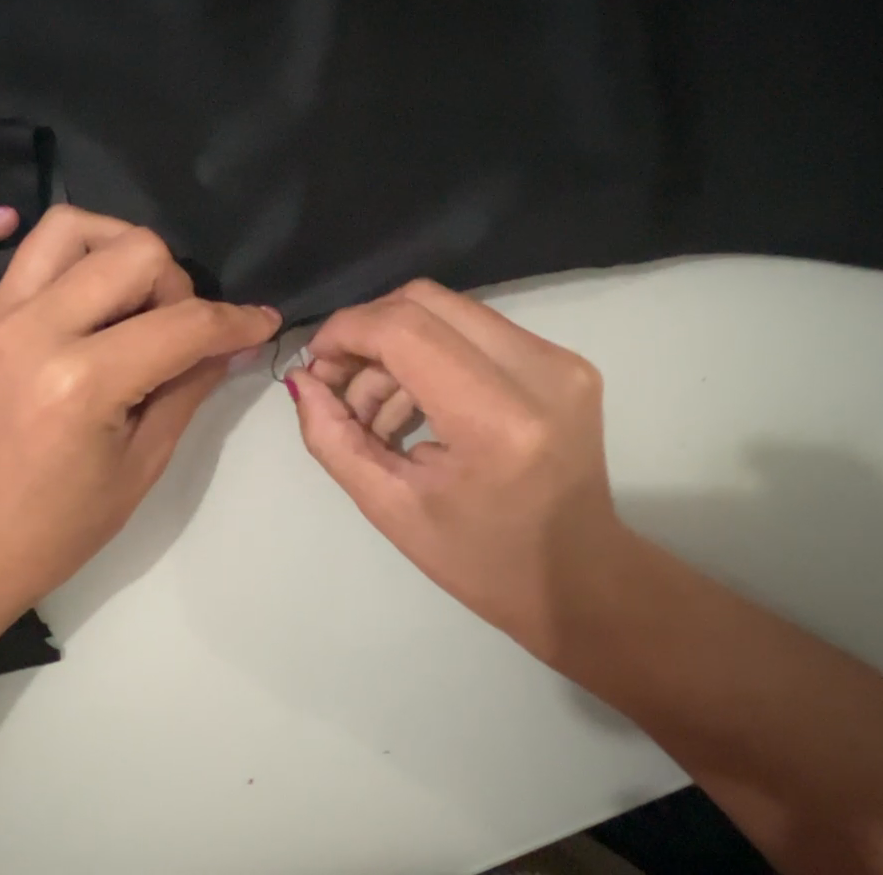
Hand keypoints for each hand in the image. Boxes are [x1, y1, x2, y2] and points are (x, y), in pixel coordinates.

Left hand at [0, 205, 279, 619]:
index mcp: (83, 380)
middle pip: (132, 252)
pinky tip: (4, 228)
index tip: (260, 324)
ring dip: (111, 245)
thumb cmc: (69, 521)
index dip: (236, 321)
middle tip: (178, 329)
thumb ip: (192, 384)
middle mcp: (34, 331)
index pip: (183, 323)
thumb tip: (234, 340)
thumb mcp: (148, 460)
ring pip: (63, 229)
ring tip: (125, 290)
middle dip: (175, 285)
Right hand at [290, 279, 621, 657]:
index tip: (316, 364)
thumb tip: (302, 380)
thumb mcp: (390, 507)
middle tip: (340, 381)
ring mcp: (560, 360)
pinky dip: (429, 355)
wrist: (581, 579)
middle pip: (425, 302)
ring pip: (448, 311)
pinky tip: (413, 407)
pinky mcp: (563, 360)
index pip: (405, 330)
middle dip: (367, 332)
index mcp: (498, 422)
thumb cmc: (482, 561)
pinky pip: (474, 330)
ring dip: (396, 348)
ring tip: (375, 413)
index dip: (347, 332)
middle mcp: (540, 372)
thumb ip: (333, 437)